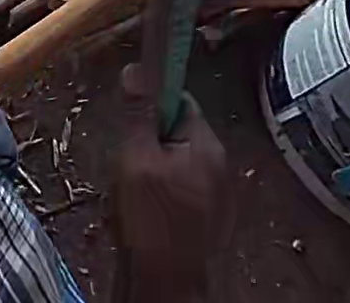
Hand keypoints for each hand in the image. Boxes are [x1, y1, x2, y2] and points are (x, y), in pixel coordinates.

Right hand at [108, 64, 226, 302]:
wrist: (166, 286)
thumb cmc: (149, 217)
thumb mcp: (136, 157)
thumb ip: (138, 113)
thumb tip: (137, 69)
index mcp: (207, 146)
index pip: (179, 99)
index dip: (152, 101)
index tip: (130, 115)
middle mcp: (221, 167)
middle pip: (177, 129)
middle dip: (149, 136)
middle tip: (128, 155)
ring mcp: (218, 195)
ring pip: (177, 157)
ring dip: (153, 162)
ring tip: (133, 184)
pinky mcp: (210, 218)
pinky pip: (182, 184)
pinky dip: (162, 186)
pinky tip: (145, 206)